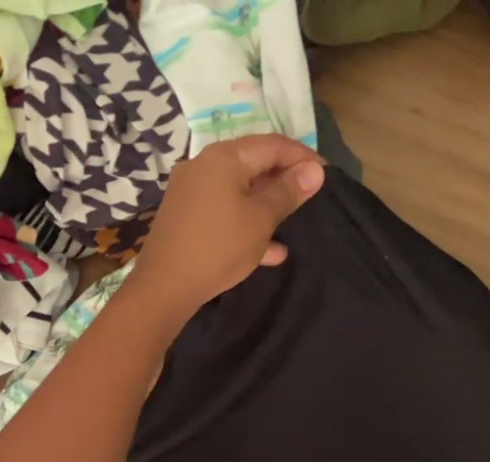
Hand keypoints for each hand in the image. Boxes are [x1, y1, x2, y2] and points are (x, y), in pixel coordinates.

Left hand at [131, 134, 325, 311]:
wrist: (163, 288)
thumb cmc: (218, 248)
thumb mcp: (260, 220)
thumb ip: (288, 192)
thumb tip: (315, 170)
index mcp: (223, 157)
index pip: (272, 145)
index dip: (302, 157)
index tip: (325, 175)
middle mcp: (202, 167)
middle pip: (252, 166)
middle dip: (282, 182)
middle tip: (308, 198)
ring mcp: (190, 193)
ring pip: (237, 193)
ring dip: (265, 207)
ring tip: (292, 223)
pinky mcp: (184, 219)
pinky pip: (222, 213)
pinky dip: (244, 224)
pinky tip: (270, 251)